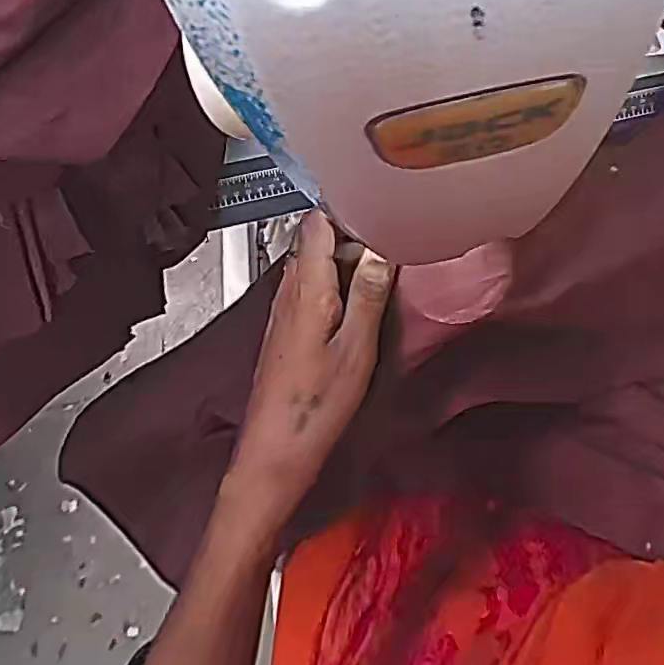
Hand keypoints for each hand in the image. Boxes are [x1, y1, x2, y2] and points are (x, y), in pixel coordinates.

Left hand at [226, 212, 393, 530]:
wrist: (273, 452)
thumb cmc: (314, 406)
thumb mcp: (357, 348)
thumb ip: (369, 292)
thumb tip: (382, 249)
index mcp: (306, 288)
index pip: (318, 222)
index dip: (349, 212)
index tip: (380, 217)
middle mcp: (289, 291)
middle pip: (319, 239)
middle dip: (356, 239)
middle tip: (390, 254)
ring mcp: (285, 307)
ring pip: (317, 262)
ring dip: (348, 264)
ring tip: (379, 280)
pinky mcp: (288, 325)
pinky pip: (313, 286)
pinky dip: (338, 286)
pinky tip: (358, 309)